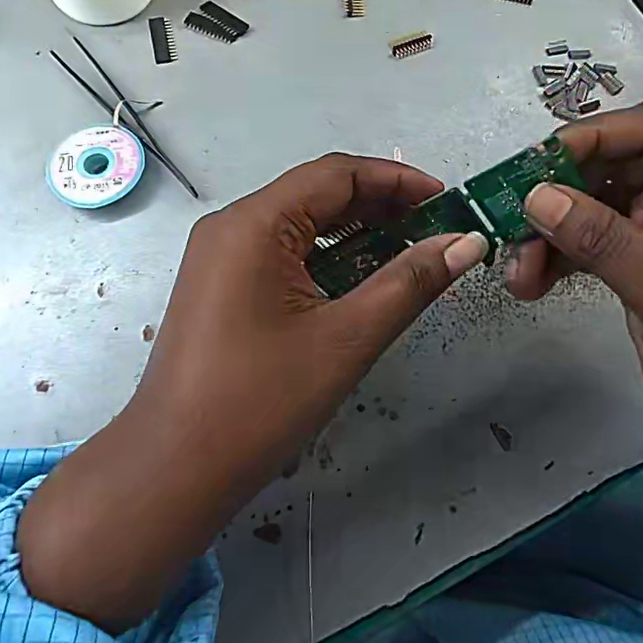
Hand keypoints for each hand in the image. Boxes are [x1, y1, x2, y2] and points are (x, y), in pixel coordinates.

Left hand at [130, 154, 489, 458]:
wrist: (176, 469)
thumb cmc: (260, 402)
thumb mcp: (347, 338)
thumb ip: (411, 282)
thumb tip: (466, 243)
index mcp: (255, 223)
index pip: (337, 174)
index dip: (398, 180)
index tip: (447, 201)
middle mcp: (232, 227)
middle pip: (318, 194)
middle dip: (381, 207)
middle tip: (436, 231)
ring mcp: (220, 257)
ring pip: (301, 226)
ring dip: (356, 234)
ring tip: (409, 255)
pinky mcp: (221, 287)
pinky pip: (283, 254)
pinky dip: (327, 259)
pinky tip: (361, 281)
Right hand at [505, 101, 642, 500]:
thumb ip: (607, 244)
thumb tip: (538, 197)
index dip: (594, 137)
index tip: (537, 165)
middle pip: (614, 163)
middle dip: (560, 190)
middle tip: (512, 213)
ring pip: (593, 203)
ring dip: (550, 230)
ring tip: (518, 269)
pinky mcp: (642, 257)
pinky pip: (589, 239)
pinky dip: (557, 255)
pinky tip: (531, 280)